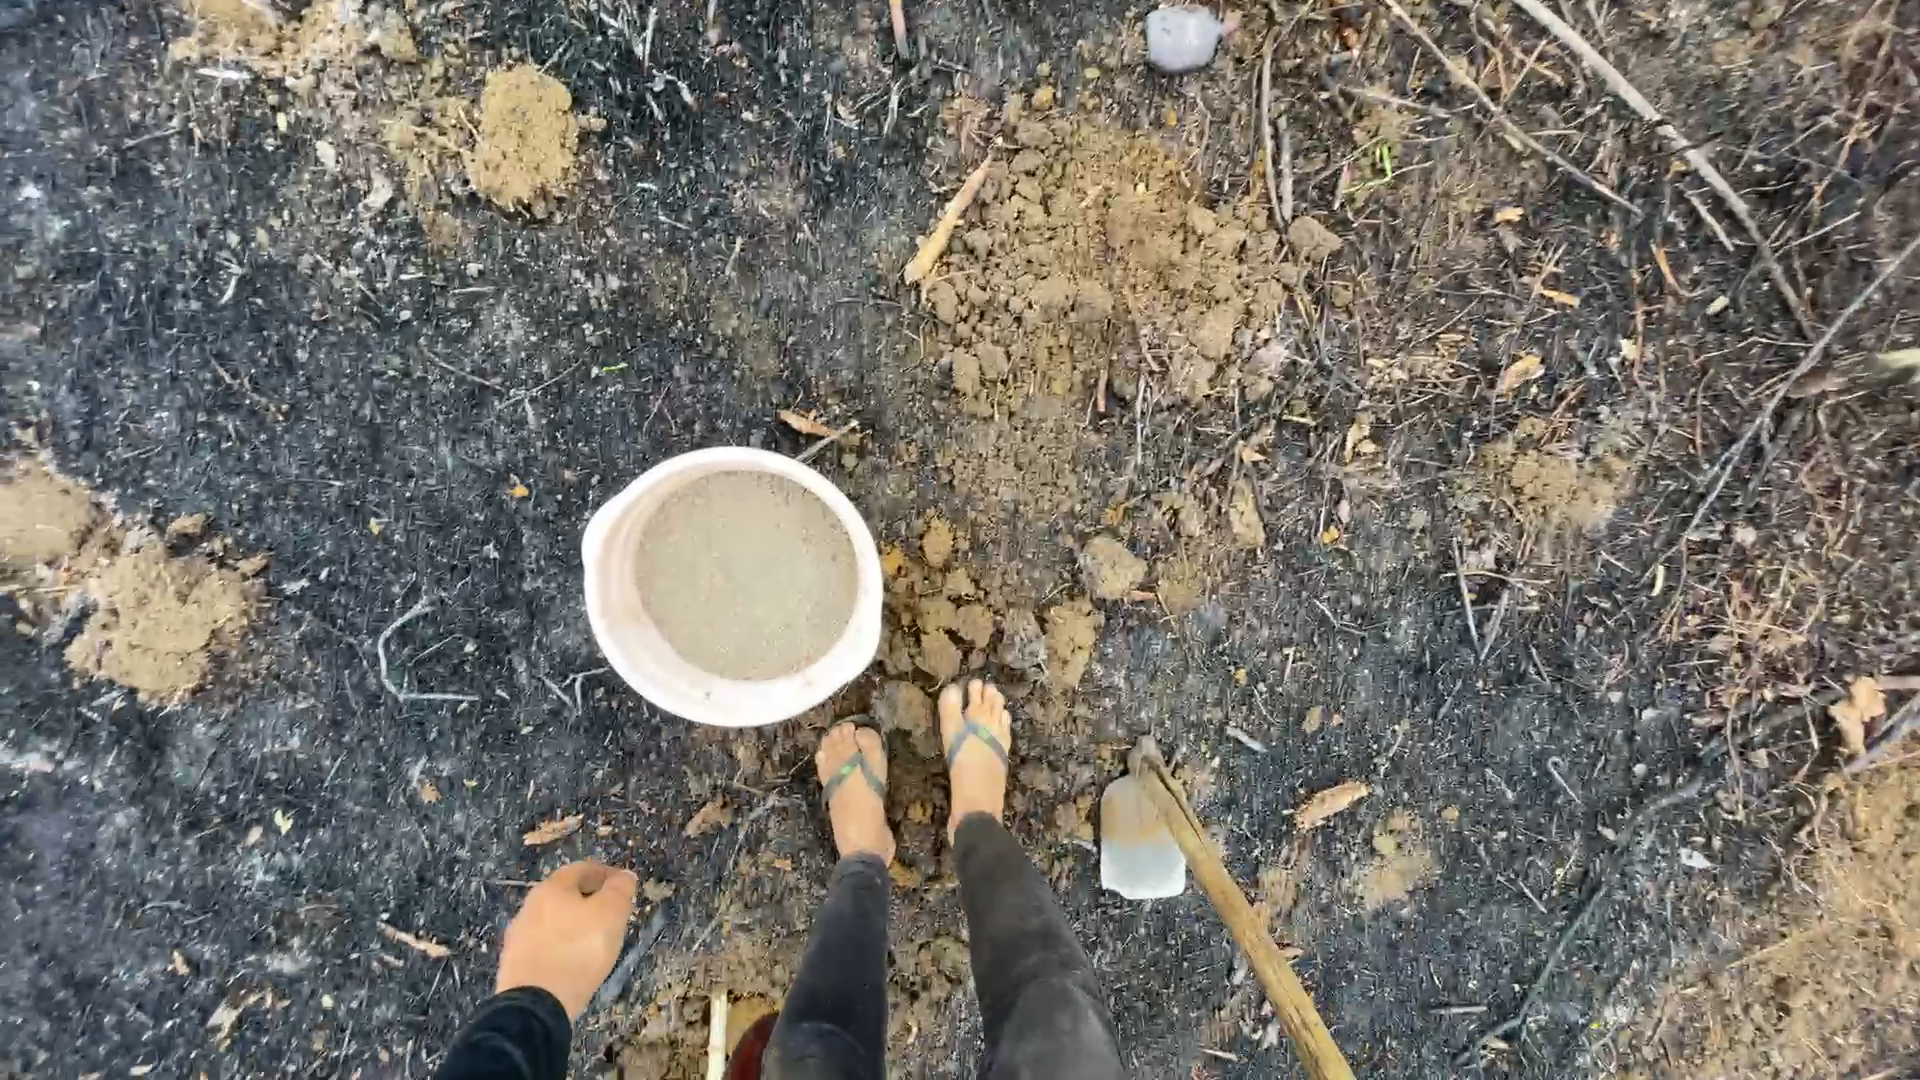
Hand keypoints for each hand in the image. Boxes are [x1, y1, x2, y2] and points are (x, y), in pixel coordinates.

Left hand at [495, 860, 637, 1019]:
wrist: (534, 1006)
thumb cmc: (579, 949)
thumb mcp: (612, 911)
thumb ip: (621, 888)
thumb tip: (623, 876)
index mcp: (552, 888)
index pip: (584, 869)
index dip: (608, 874)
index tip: (625, 889)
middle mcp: (529, 907)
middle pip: (566, 895)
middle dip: (591, 901)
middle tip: (612, 915)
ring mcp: (518, 938)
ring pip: (555, 922)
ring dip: (575, 925)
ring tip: (595, 941)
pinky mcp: (514, 966)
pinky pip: (545, 946)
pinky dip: (562, 947)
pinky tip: (574, 962)